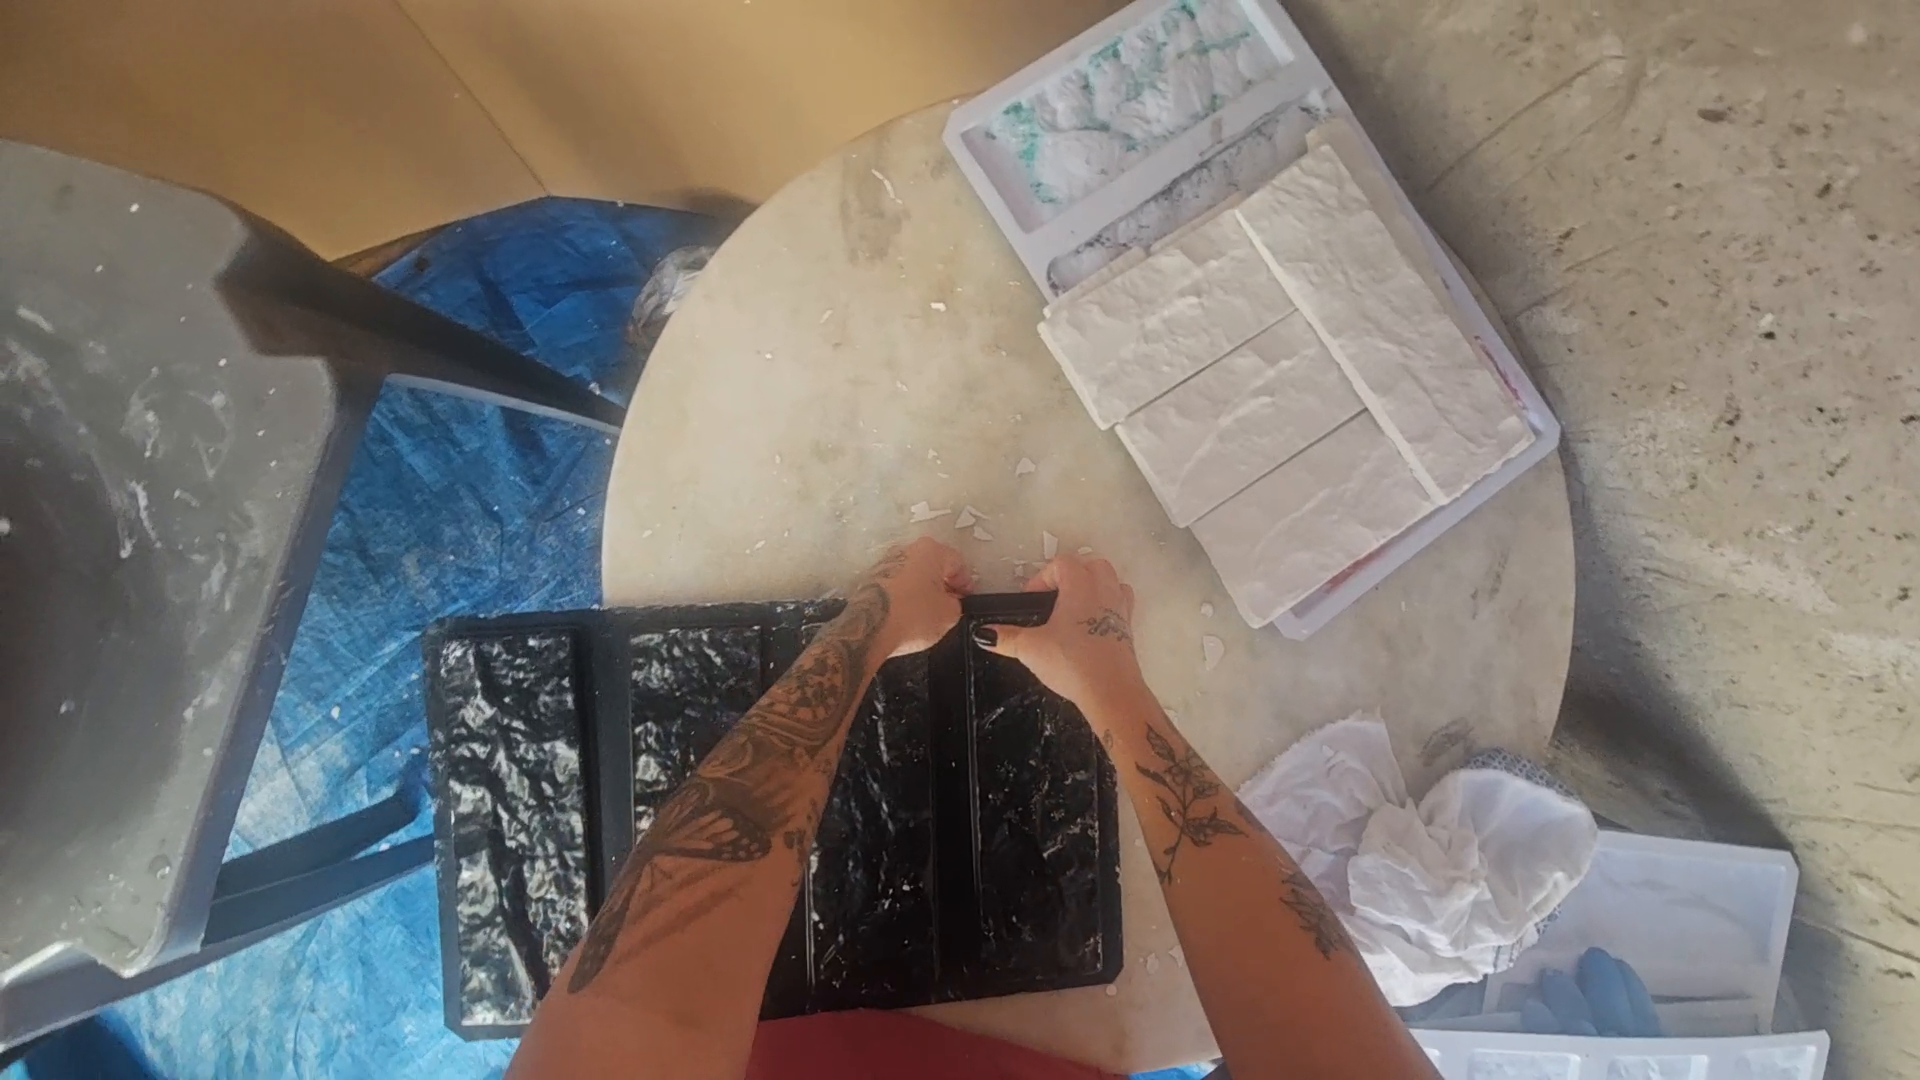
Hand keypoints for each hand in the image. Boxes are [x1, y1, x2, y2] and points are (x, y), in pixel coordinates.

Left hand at [863, 537, 970, 656]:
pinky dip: (905, 596)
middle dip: (944, 584)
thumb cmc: (914, 615)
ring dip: (924, 590)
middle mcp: (906, 550)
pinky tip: (909, 615)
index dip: (967, 583)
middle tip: (952, 605)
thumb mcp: (950, 614)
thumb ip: (957, 604)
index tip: (968, 599)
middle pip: (933, 565)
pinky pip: (896, 585)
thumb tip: (950, 603)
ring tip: (930, 613)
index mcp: (930, 550)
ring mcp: (885, 563)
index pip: (958, 563)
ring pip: (913, 574)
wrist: (869, 628)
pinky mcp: (870, 580)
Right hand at [974, 554, 1145, 712]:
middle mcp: (1104, 590)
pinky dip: (1107, 606)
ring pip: (1111, 581)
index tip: (1031, 598)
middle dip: (1070, 575)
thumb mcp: (1030, 648)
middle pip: (1091, 565)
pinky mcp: (1129, 629)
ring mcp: (1121, 608)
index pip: (1061, 564)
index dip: (1042, 577)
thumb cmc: (1074, 662)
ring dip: (1093, 586)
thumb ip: (1006, 637)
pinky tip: (1092, 625)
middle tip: (1052, 597)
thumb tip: (984, 634)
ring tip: (1074, 606)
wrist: (1111, 692)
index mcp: (1080, 585)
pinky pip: (1121, 604)